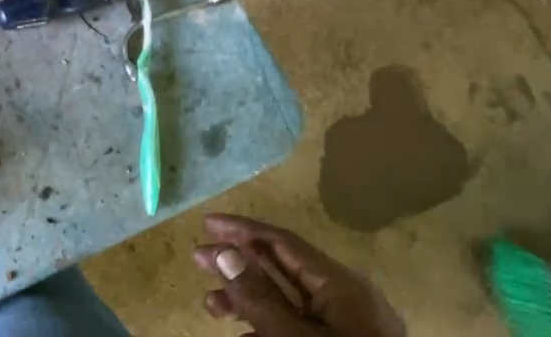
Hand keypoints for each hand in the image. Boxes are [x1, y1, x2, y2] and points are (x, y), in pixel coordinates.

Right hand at [192, 214, 405, 335]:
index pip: (284, 241)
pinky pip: (302, 328)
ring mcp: (352, 331)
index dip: (242, 229)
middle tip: (198, 260)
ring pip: (290, 302)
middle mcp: (349, 302)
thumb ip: (258, 297)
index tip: (206, 224)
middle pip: (284, 269)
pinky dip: (270, 326)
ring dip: (248, 300)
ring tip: (211, 307)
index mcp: (343, 287)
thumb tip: (224, 251)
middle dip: (239, 265)